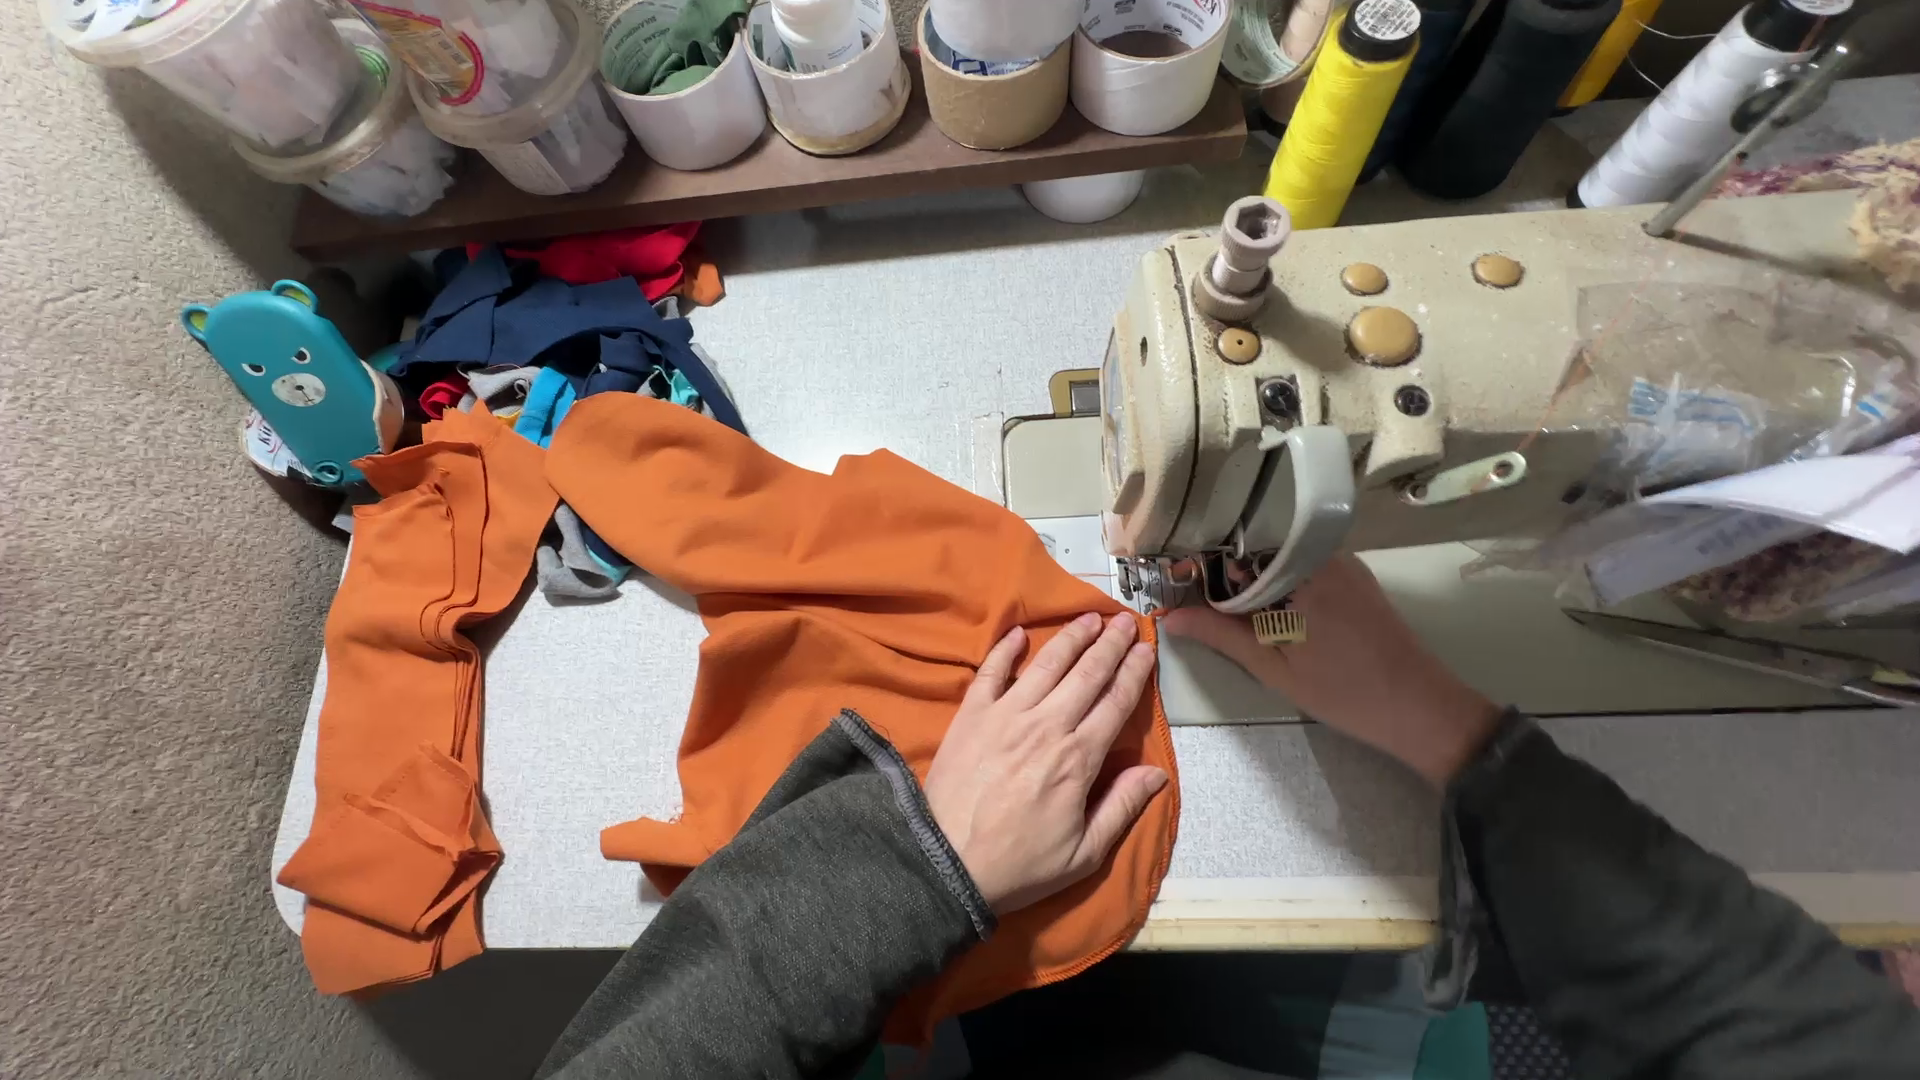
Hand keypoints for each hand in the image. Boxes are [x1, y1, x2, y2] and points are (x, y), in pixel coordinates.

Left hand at [924, 613, 1168, 914]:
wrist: (946, 862)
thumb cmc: (1019, 863)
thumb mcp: (1083, 853)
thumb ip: (1122, 807)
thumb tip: (1158, 773)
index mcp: (1078, 758)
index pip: (1115, 703)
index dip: (1134, 673)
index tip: (1147, 649)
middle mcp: (1046, 725)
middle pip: (1087, 674)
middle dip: (1110, 643)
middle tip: (1125, 620)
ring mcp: (1006, 714)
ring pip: (1046, 664)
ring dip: (1071, 637)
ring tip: (1088, 617)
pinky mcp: (971, 714)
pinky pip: (991, 671)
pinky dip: (1005, 649)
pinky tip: (1019, 632)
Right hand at [1160, 556, 1500, 788]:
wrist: (1423, 711)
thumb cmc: (1344, 690)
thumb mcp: (1273, 666)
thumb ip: (1220, 634)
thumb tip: (1170, 617)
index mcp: (1304, 569)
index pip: (1238, 548)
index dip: (1204, 563)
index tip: (1178, 581)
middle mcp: (1326, 555)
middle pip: (1259, 550)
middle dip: (1227, 573)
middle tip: (1200, 601)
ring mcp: (1345, 566)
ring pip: (1281, 561)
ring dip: (1254, 581)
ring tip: (1229, 609)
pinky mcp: (1356, 581)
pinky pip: (1304, 570)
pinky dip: (1281, 586)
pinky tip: (1269, 613)